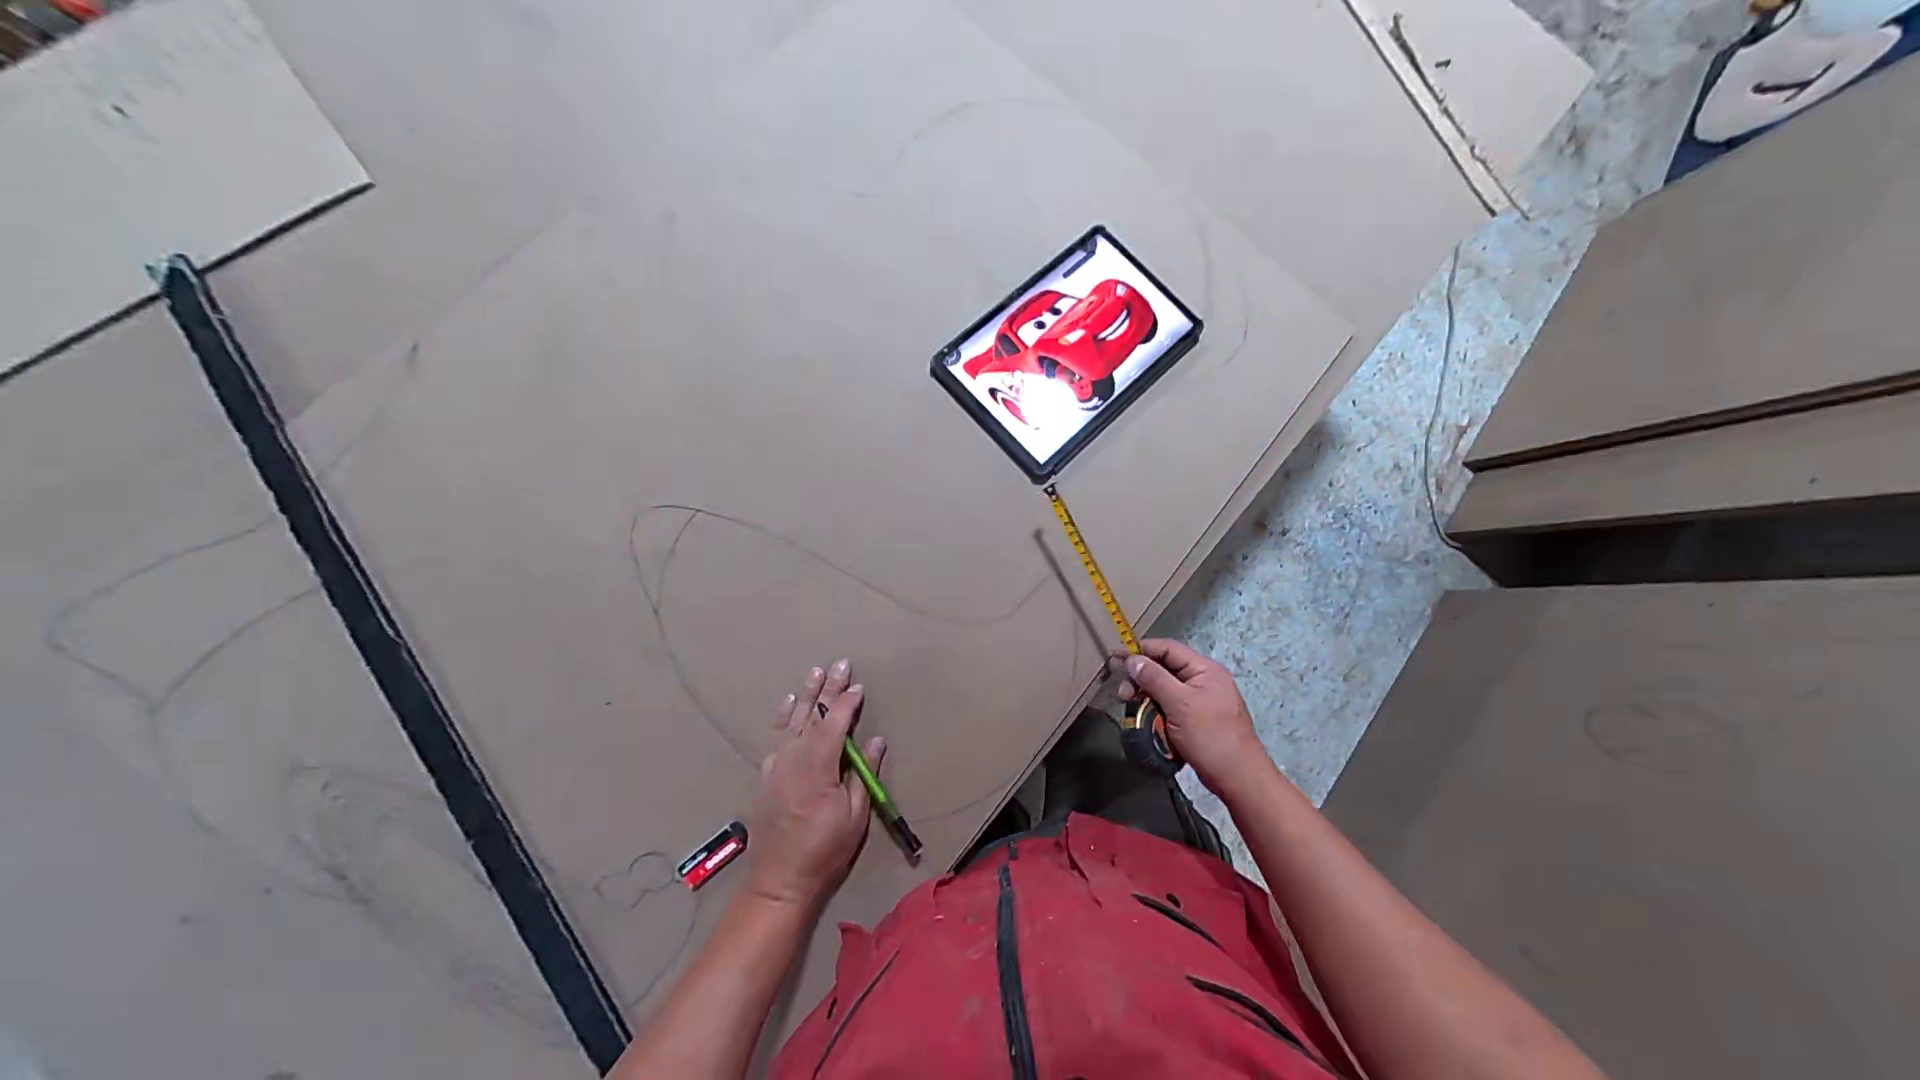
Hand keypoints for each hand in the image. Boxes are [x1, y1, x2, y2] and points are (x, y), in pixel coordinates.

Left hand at [745, 658, 885, 910]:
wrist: (780, 880)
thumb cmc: (825, 850)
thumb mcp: (855, 815)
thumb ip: (862, 773)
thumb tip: (873, 741)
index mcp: (818, 766)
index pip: (834, 724)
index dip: (847, 703)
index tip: (859, 687)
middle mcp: (793, 758)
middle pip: (812, 715)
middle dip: (828, 689)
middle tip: (839, 664)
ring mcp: (777, 766)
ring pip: (791, 721)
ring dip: (805, 696)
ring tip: (814, 674)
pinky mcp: (767, 776)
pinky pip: (777, 737)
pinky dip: (784, 717)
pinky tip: (789, 706)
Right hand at [1115, 639, 1272, 795]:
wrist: (1237, 777)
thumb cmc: (1210, 737)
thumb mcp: (1179, 703)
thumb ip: (1154, 678)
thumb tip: (1132, 659)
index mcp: (1204, 669)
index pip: (1167, 649)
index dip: (1141, 650)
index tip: (1116, 658)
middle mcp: (1203, 680)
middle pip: (1163, 668)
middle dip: (1140, 678)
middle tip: (1123, 694)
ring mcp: (1200, 700)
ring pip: (1164, 689)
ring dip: (1145, 696)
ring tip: (1131, 708)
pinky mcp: (1195, 719)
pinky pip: (1169, 706)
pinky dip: (1155, 710)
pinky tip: (1145, 719)